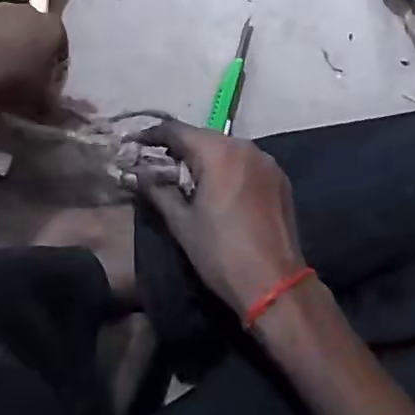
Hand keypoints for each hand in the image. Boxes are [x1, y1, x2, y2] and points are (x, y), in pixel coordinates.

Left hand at [0, 3, 66, 108]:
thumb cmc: (14, 82)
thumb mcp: (42, 102)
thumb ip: (52, 101)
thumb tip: (51, 106)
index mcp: (55, 29)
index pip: (61, 49)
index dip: (53, 69)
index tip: (44, 85)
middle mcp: (32, 12)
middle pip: (35, 34)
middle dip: (30, 53)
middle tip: (20, 78)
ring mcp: (1, 9)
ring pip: (9, 30)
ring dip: (6, 46)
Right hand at [135, 120, 307, 311]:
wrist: (275, 284)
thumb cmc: (221, 253)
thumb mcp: (182, 223)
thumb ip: (157, 191)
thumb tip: (136, 173)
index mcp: (219, 153)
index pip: (178, 131)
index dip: (153, 135)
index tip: (134, 142)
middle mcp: (246, 147)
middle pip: (205, 137)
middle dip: (180, 147)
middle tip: (157, 163)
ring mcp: (267, 162)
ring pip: (228, 149)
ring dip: (206, 158)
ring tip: (187, 177)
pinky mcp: (280, 178)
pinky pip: (247, 163)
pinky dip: (230, 169)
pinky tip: (220, 188)